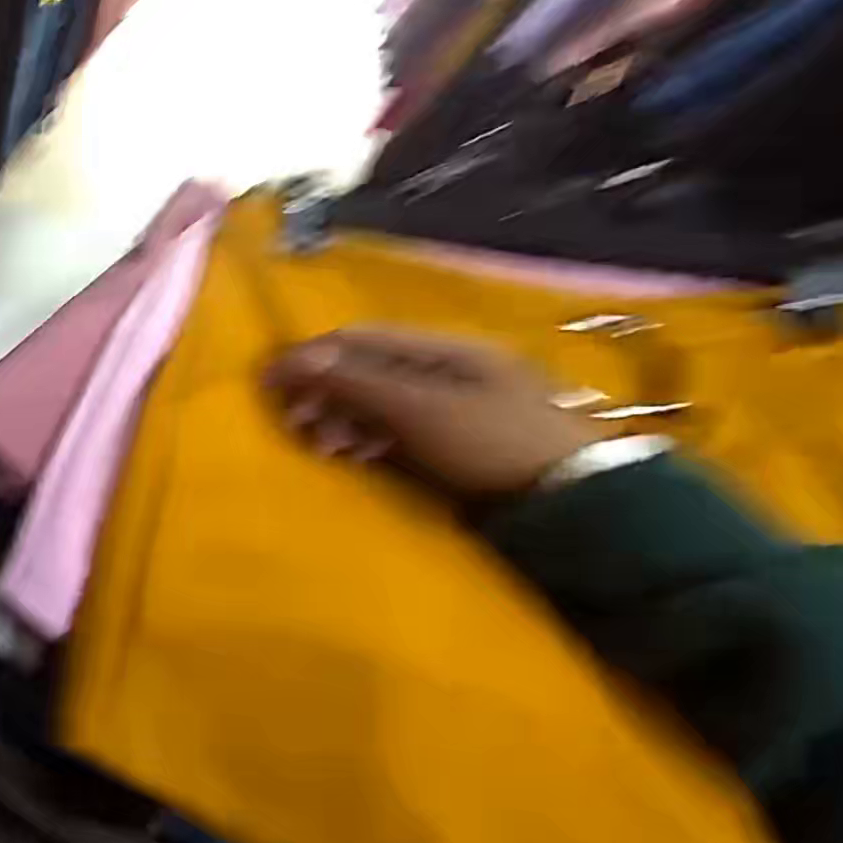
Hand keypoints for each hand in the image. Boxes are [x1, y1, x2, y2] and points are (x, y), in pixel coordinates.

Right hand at [264, 326, 600, 496]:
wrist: (571, 503)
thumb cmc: (492, 442)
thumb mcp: (419, 409)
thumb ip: (355, 381)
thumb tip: (293, 359)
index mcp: (442, 347)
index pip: (359, 338)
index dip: (312, 356)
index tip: (271, 383)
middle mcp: (441, 366)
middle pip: (363, 368)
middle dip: (324, 394)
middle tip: (296, 425)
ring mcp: (446, 401)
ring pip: (373, 399)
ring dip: (340, 419)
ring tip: (324, 449)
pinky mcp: (446, 435)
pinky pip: (390, 425)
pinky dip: (364, 438)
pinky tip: (352, 455)